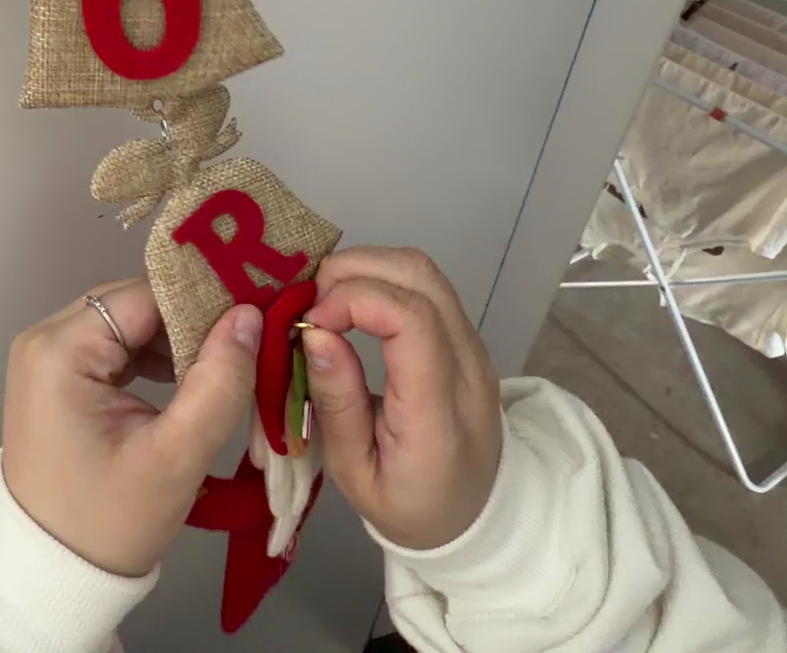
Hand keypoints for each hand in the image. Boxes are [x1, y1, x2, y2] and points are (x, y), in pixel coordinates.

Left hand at [1, 277, 262, 576]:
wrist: (52, 575)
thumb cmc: (109, 522)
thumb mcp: (175, 459)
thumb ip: (219, 383)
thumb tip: (250, 316)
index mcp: (61, 350)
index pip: (146, 295)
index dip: (202, 301)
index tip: (254, 314)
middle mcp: (46, 337)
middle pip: (135, 302)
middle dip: (191, 319)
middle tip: (245, 340)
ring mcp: (48, 354)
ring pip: (129, 320)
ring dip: (175, 337)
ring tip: (220, 363)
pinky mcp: (58, 373)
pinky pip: (115, 342)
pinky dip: (153, 353)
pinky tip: (185, 376)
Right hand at [299, 247, 501, 549]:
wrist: (475, 518)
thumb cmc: (408, 505)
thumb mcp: (355, 474)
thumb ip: (337, 404)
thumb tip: (314, 333)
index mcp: (440, 413)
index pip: (411, 319)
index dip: (353, 301)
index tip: (310, 324)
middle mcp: (467, 365)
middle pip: (418, 275)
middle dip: (352, 270)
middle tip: (311, 303)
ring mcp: (472, 344)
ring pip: (422, 268)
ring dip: (365, 267)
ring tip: (327, 301)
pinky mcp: (465, 335)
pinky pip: (423, 283)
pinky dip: (379, 276)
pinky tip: (350, 302)